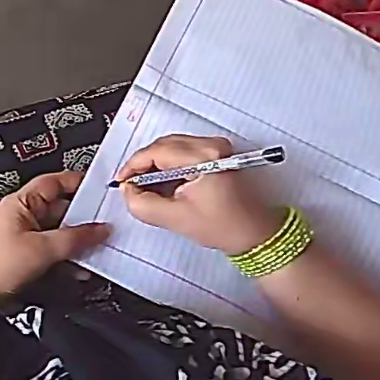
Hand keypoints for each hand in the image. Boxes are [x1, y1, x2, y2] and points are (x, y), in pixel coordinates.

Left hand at [0, 171, 110, 299]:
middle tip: (104, 223)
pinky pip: (54, 248)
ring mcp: (25, 234)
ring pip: (60, 230)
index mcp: (21, 202)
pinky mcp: (27, 253)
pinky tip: (81, 265)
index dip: (77, 183)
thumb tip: (100, 230)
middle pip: (61, 208)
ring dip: (77, 240)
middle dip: (83, 218)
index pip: (54, 182)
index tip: (99, 188)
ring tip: (97, 246)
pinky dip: (67, 254)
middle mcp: (23, 215)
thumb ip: (75, 238)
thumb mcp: (43, 249)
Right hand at [116, 135, 283, 253]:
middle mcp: (212, 145)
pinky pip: (183, 152)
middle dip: (143, 165)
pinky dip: (169, 165)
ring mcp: (216, 147)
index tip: (122, 180)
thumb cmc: (228, 227)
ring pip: (171, 148)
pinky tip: (165, 185)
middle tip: (131, 186)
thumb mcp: (176, 219)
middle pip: (163, 146)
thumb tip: (127, 190)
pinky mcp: (217, 153)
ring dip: (155, 165)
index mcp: (204, 156)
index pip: (156, 151)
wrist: (257, 234)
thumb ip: (143, 204)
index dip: (133, 166)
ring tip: (148, 188)